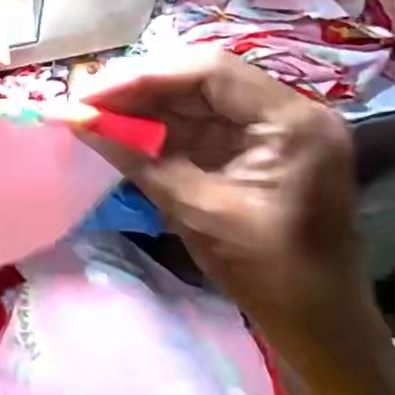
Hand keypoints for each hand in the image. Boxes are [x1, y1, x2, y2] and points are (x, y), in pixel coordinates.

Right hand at [84, 47, 364, 338]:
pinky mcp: (257, 147)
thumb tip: (77, 120)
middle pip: (202, 78)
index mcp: (291, 122)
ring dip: (144, 105)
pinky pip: (202, 123)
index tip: (90, 94)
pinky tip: (123, 130)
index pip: (209, 72)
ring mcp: (274, 129)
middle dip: (139, 87)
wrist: (317, 322)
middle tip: (85, 101)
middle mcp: (289, 111)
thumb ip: (136, 157)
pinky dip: (160, 126)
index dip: (142, 77)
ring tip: (94, 113)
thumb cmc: (265, 270)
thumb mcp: (194, 210)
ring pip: (197, 98)